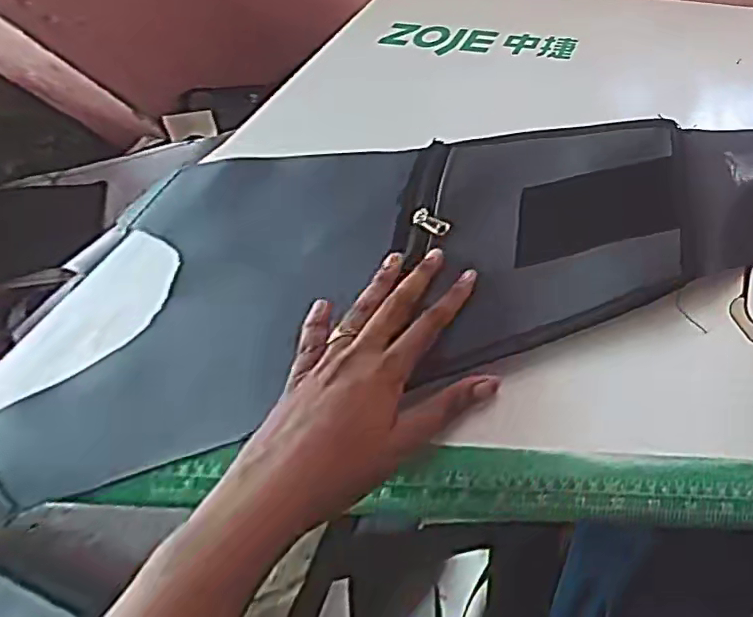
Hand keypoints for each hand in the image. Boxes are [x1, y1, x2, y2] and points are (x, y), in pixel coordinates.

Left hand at [206, 248, 497, 538]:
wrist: (267, 496)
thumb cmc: (333, 474)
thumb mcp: (402, 444)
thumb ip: (447, 407)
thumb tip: (485, 384)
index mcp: (384, 374)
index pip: (428, 325)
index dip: (452, 298)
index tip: (466, 278)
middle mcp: (355, 361)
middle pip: (393, 308)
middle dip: (417, 278)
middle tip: (432, 257)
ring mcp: (324, 367)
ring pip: (357, 314)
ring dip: (377, 285)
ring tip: (391, 262)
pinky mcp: (298, 380)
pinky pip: (311, 342)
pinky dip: (317, 321)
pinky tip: (322, 306)